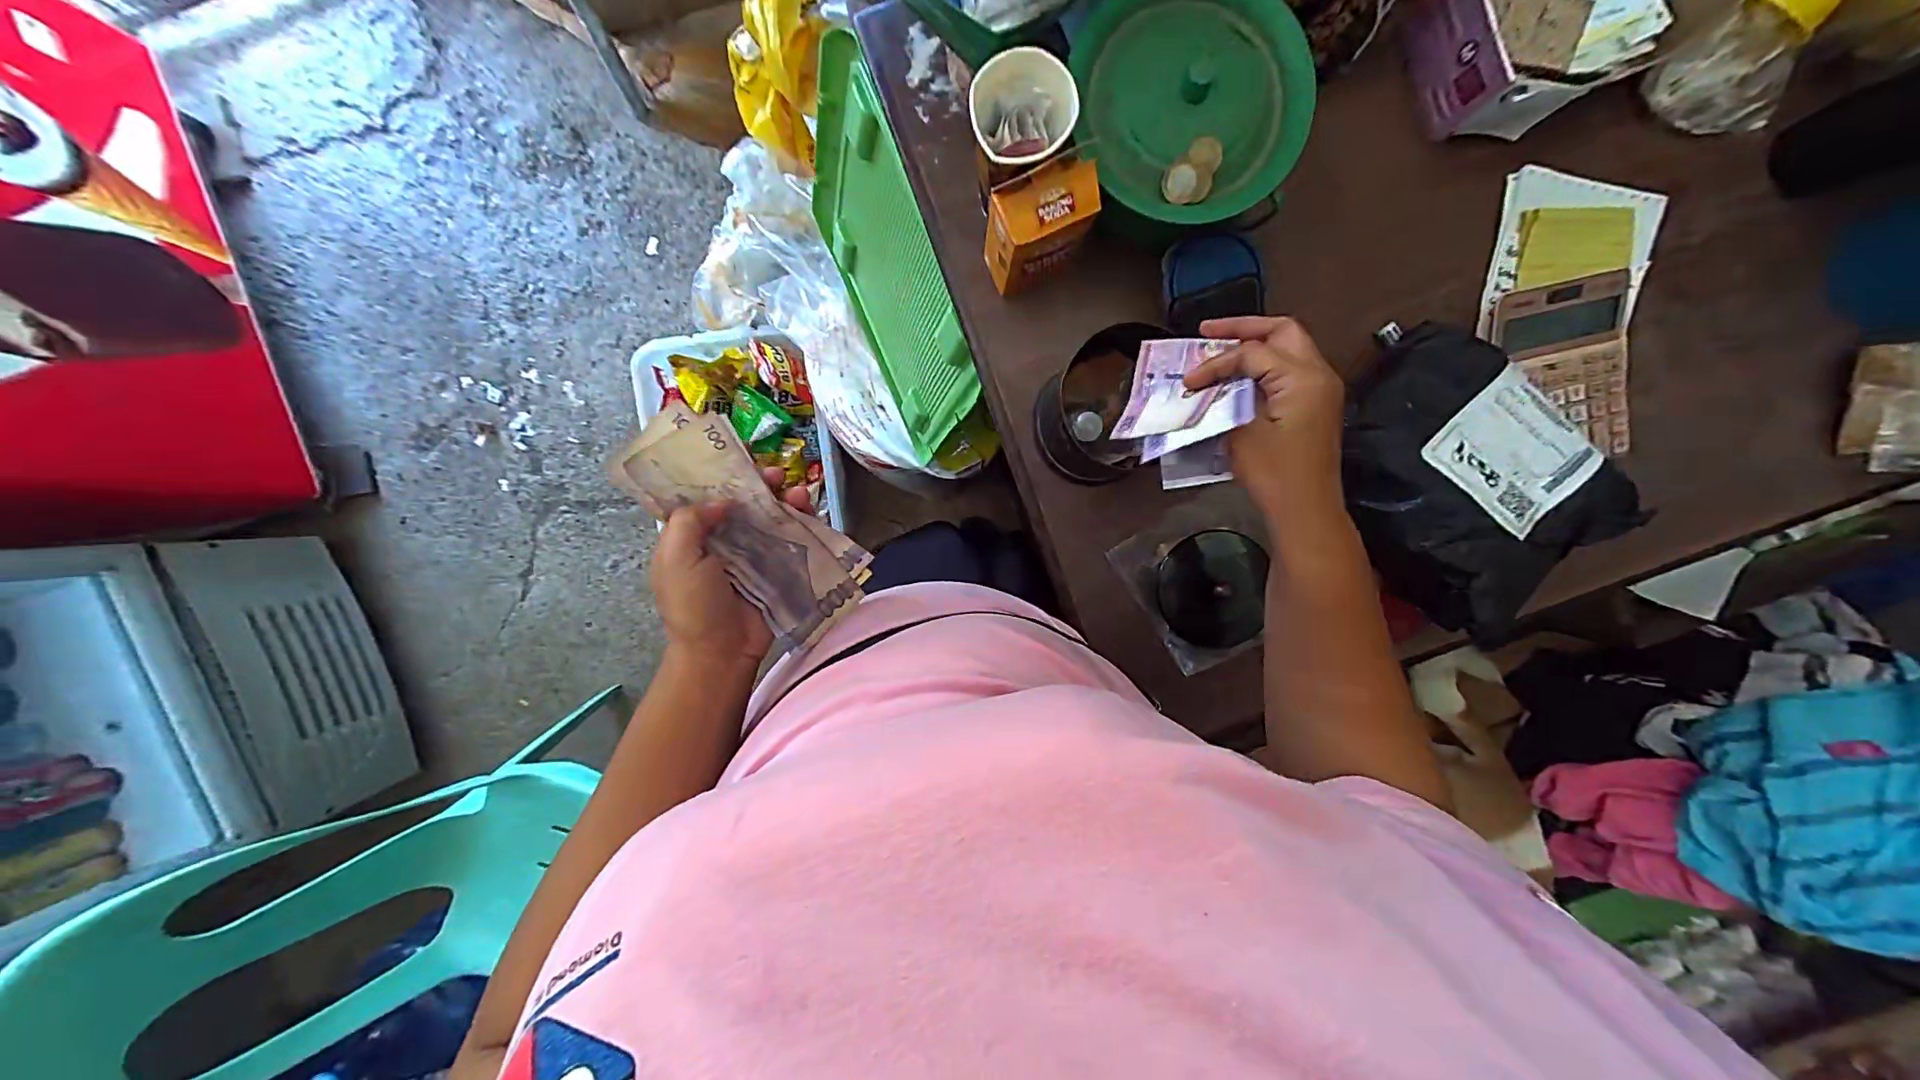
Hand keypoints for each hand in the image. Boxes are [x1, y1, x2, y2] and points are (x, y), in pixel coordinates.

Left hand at [651, 468, 812, 668]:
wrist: (721, 651)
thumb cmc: (692, 606)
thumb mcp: (675, 559)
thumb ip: (691, 521)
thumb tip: (723, 501)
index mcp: (691, 538)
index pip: (706, 498)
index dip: (722, 477)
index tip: (739, 461)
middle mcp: (722, 542)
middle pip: (743, 504)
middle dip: (759, 485)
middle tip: (773, 475)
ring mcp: (752, 555)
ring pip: (770, 518)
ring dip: (783, 500)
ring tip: (796, 491)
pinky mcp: (777, 569)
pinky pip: (790, 540)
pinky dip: (800, 522)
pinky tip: (807, 510)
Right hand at [1182, 315, 1344, 512]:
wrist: (1306, 509)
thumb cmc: (1274, 474)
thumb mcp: (1242, 433)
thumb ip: (1228, 399)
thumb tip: (1212, 386)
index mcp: (1302, 378)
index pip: (1253, 353)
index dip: (1217, 363)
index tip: (1189, 381)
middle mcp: (1318, 374)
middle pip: (1282, 332)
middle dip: (1243, 328)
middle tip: (1208, 333)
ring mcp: (1320, 390)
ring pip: (1288, 348)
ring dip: (1254, 345)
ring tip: (1219, 349)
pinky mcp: (1314, 405)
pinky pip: (1289, 370)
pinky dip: (1263, 365)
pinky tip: (1239, 376)